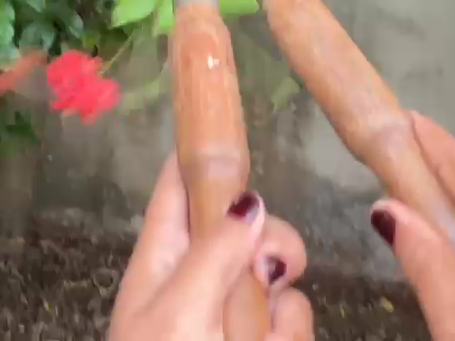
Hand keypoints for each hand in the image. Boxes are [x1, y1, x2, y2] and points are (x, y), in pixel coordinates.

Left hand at [109, 157, 312, 339]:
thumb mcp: (180, 308)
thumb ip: (217, 252)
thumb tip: (252, 200)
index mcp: (163, 254)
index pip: (179, 181)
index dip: (203, 154)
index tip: (236, 134)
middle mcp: (200, 277)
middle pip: (246, 225)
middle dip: (270, 241)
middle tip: (268, 271)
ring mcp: (231, 314)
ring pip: (277, 277)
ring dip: (281, 306)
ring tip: (259, 338)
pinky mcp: (260, 340)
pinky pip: (291, 321)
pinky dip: (289, 334)